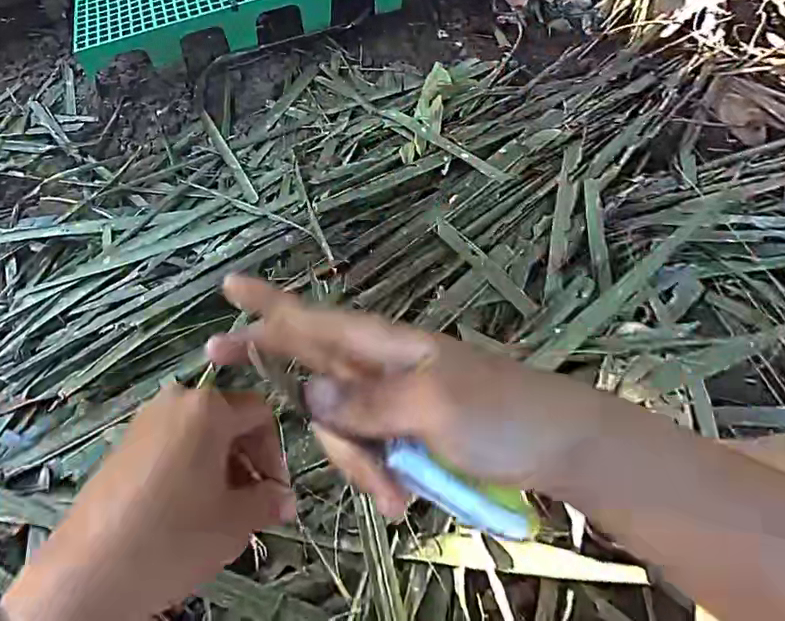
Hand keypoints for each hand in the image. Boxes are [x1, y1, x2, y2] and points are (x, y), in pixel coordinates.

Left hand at [1, 385, 294, 620]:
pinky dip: (189, 467)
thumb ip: (267, 501)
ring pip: (199, 433)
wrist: (89, 570)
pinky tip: (184, 511)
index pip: (259, 413)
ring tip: (218, 513)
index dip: (274, 454)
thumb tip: (283, 497)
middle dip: (246, 461)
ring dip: (219, 466)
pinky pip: (172, 443)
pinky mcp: (124, 441)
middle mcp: (177, 399)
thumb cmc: (171, 538)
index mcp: (208, 406)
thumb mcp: (233, 523)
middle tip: (252, 506)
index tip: (275, 494)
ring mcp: (146, 418)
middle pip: (228, 419)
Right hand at [204, 275, 608, 516]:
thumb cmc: (500, 411)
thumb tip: (307, 395)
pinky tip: (408, 497)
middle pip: (315, 380)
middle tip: (292, 411)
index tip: (227, 286)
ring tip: (403, 494)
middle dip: (313, 414)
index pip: (310, 317)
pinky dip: (380, 476)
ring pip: (341, 427)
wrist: (557, 444)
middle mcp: (376, 364)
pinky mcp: (404, 429)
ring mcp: (390, 398)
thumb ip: (367, 401)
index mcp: (380, 342)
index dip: (266, 303)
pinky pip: (368, 451)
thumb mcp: (434, 406)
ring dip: (361, 465)